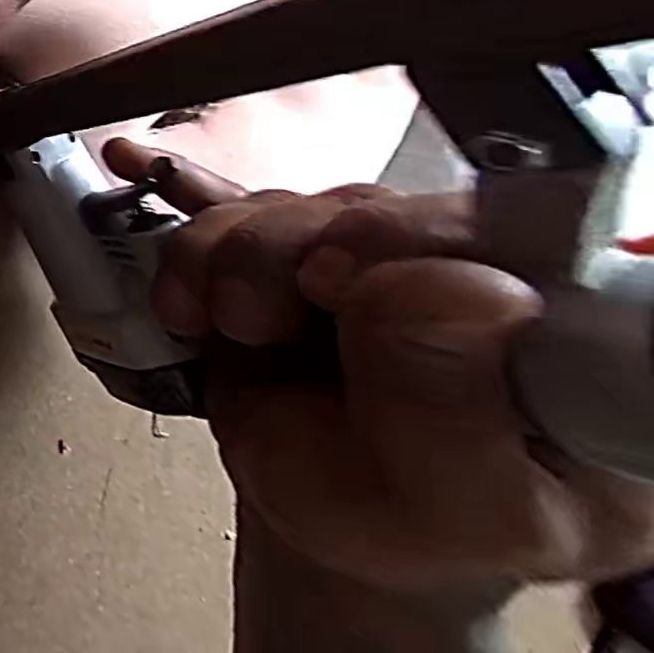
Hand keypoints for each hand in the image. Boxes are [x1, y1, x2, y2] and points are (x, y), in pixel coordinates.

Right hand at [106, 138, 653, 589]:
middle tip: (246, 326)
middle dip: (268, 257)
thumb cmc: (406, 521)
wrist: (326, 504)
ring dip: (206, 253)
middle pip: (346, 208)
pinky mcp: (272, 249)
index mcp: (550, 326)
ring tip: (199, 320)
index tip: (328, 287)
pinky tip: (134, 162)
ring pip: (266, 206)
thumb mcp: (456, 499)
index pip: (485, 230)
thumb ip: (453, 404)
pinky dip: (173, 182)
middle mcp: (451, 265)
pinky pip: (219, 197)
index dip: (393, 240)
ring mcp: (350, 250)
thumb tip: (464, 286)